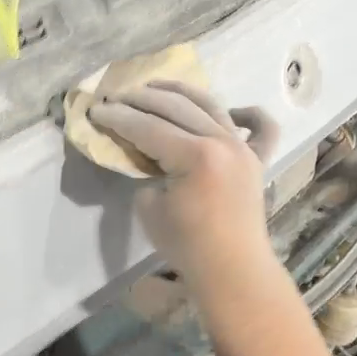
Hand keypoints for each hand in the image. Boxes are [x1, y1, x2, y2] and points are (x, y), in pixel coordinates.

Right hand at [87, 81, 280, 294]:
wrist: (232, 270)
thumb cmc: (187, 245)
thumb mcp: (150, 208)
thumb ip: (146, 173)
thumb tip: (145, 156)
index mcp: (195, 155)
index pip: (147, 127)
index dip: (118, 118)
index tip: (95, 111)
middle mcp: (222, 141)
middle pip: (176, 107)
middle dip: (141, 99)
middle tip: (115, 96)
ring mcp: (243, 147)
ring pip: (210, 105)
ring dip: (180, 92)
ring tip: (154, 86)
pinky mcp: (258, 160)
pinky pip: (260, 127)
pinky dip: (248, 113)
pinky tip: (230, 110)